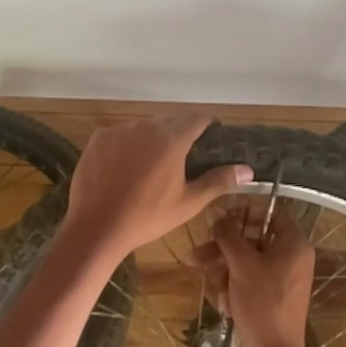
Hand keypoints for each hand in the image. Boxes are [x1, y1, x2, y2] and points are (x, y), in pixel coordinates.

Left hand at [59, 115, 251, 257]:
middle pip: (170, 121)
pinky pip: (121, 135)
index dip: (207, 125)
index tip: (212, 138)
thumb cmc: (148, 217)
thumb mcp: (188, 203)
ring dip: (152, 139)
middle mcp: (146, 126)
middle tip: (183, 160)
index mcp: (172, 138)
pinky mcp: (99, 138)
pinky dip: (128, 145)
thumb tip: (248, 170)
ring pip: (144, 127)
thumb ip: (219, 181)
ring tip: (152, 167)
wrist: (96, 227)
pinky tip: (126, 169)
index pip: (197, 118)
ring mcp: (119, 130)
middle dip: (180, 134)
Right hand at [197, 203, 314, 346]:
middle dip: (222, 249)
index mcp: (293, 243)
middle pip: (252, 239)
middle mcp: (292, 257)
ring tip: (215, 289)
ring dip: (224, 272)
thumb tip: (217, 211)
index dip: (243, 212)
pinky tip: (225, 304)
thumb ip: (228, 234)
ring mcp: (283, 278)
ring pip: (246, 261)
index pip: (269, 213)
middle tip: (196, 255)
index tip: (219, 218)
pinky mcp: (273, 297)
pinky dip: (234, 288)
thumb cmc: (262, 303)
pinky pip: (250, 281)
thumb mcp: (241, 264)